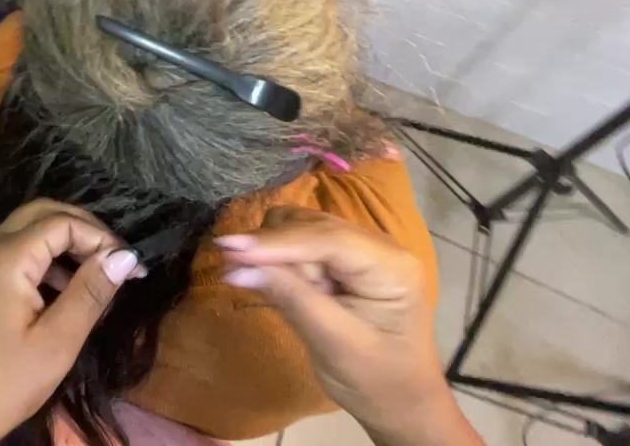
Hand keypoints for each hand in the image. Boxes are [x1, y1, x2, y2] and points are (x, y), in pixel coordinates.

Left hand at [0, 199, 142, 445]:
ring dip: (64, 240)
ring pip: (28, 228)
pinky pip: (15, 249)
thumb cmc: (4, 382)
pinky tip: (66, 288)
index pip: (62, 222)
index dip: (101, 237)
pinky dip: (45, 256)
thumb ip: (90, 293)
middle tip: (116, 258)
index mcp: (7, 255)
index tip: (133, 268)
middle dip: (83, 227)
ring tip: (98, 274)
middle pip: (42, 212)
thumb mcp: (56, 342)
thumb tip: (125, 256)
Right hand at [217, 207, 481, 445]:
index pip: (326, 238)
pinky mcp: (341, 256)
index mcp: (391, 266)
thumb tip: (235, 267)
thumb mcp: (334, 343)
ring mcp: (358, 248)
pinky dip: (280, 258)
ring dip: (276, 253)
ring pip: (298, 226)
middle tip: (237, 271)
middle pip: (308, 224)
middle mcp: (376, 245)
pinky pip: (298, 241)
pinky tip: (274, 279)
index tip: (229, 246)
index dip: (275, 241)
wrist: (401, 405)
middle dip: (273, 247)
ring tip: (273, 287)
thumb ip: (289, 297)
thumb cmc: (377, 381)